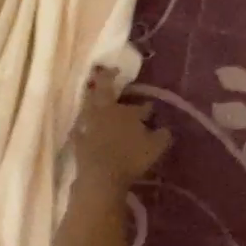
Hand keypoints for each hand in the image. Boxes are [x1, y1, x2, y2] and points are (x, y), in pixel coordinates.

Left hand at [72, 69, 169, 189]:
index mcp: (128, 112)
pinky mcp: (79, 138)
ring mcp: (90, 124)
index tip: (150, 107)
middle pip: (105, 90)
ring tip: (93, 91)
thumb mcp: (156, 148)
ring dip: (92, 96)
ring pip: (89, 103)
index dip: (147, 107)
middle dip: (108, 77)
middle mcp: (107, 112)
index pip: (141, 106)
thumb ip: (163, 135)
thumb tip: (166, 128)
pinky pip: (80, 127)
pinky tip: (82, 125)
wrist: (101, 175)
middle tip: (111, 70)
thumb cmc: (131, 159)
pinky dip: (82, 124)